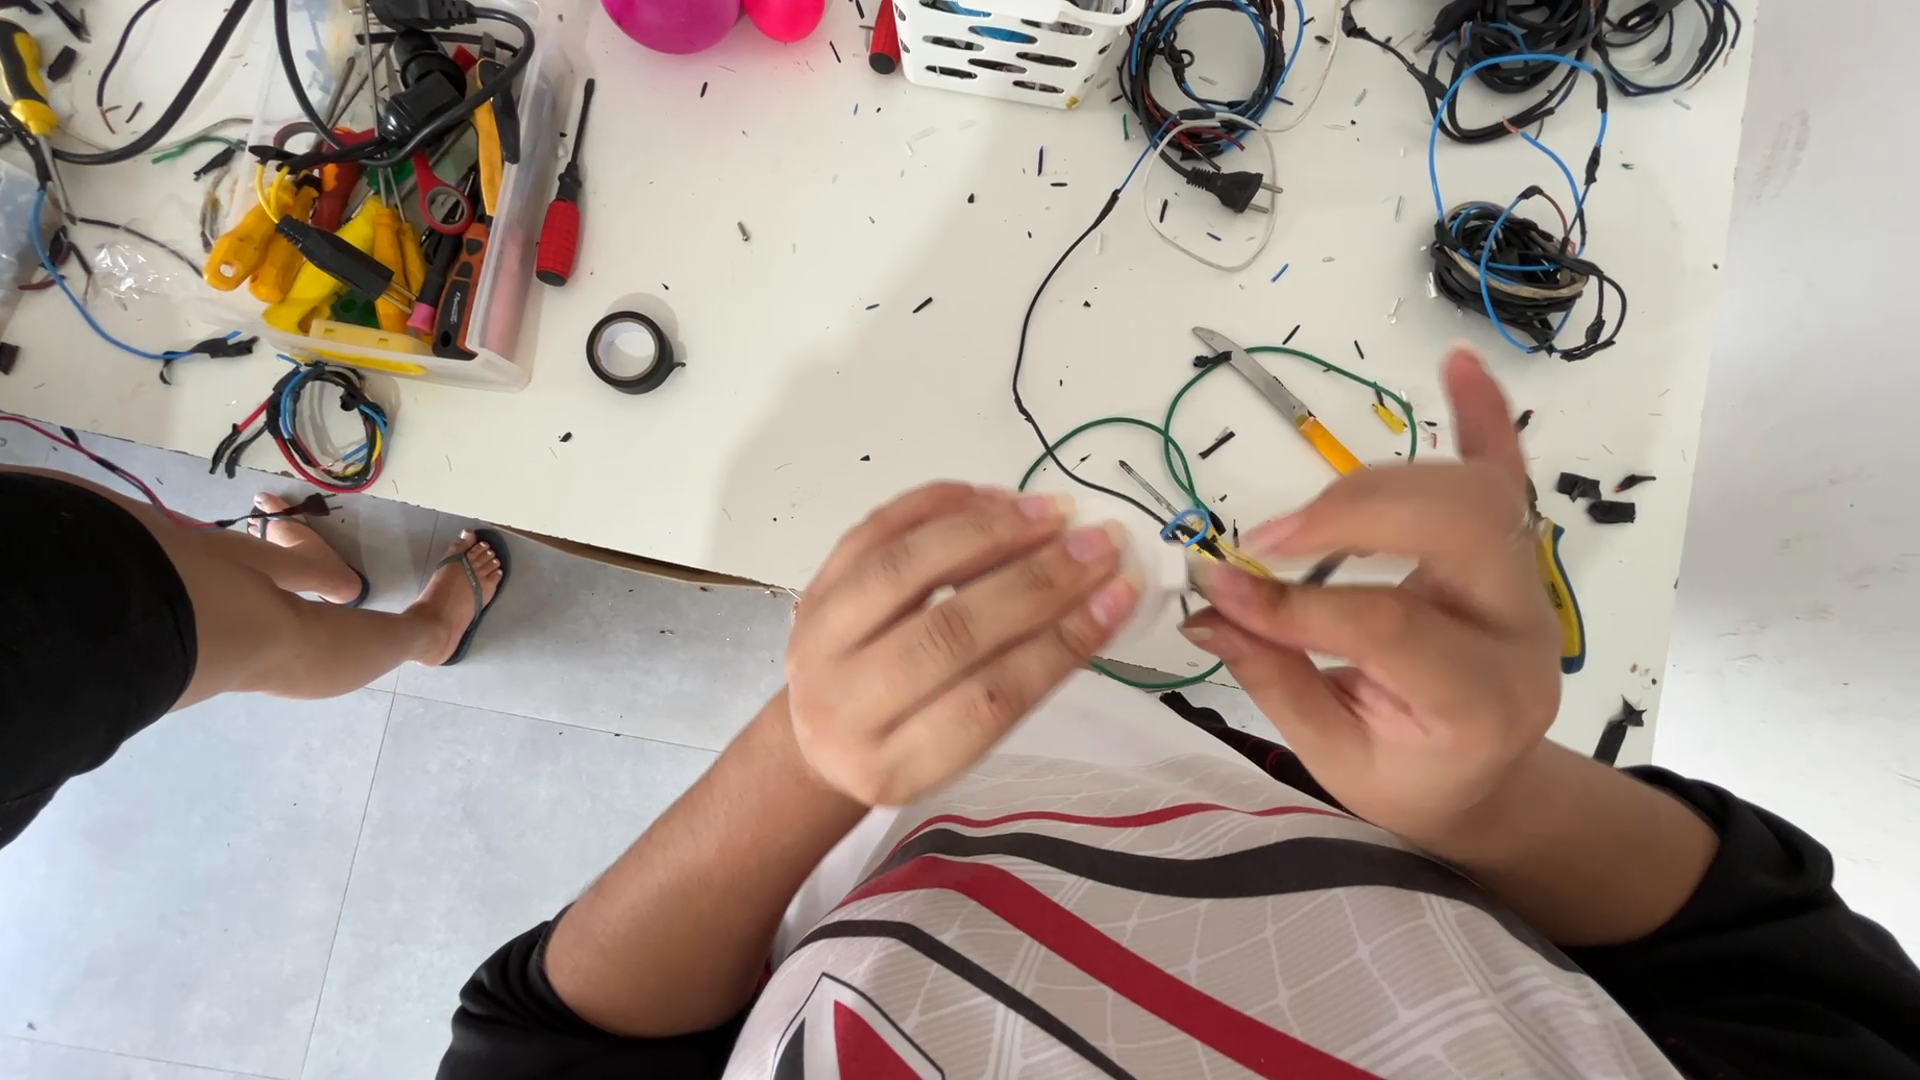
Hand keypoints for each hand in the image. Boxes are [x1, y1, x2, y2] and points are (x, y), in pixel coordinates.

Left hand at [787, 482, 1139, 805]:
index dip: (1063, 643)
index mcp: (897, 764)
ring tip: (1052, 513)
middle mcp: (846, 704)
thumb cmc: (905, 745)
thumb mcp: (959, 748)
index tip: (1122, 592)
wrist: (817, 735)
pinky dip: (935, 505)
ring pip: (905, 570)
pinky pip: (872, 531)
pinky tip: (991, 496)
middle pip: (950, 632)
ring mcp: (819, 639)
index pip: (991, 700)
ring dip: (988, 532)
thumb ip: (1015, 681)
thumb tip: (1091, 597)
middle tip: (1099, 544)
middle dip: (1037, 581)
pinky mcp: (813, 588)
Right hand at [1181, 348, 1561, 852]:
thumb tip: (1204, 606)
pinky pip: (1504, 470)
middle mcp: (1518, 624)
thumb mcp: (1331, 752)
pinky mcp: (1507, 551)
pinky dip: (1481, 415)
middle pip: (1456, 525)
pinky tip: (1455, 365)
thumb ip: (1270, 675)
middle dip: (1347, 516)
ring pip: (1471, 489)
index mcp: (1479, 699)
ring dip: (1374, 483)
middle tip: (1266, 539)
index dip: (1288, 602)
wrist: (1485, 774)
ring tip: (1301, 515)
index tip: (1214, 585)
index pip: (1381, 627)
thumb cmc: (1406, 776)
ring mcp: (1523, 579)